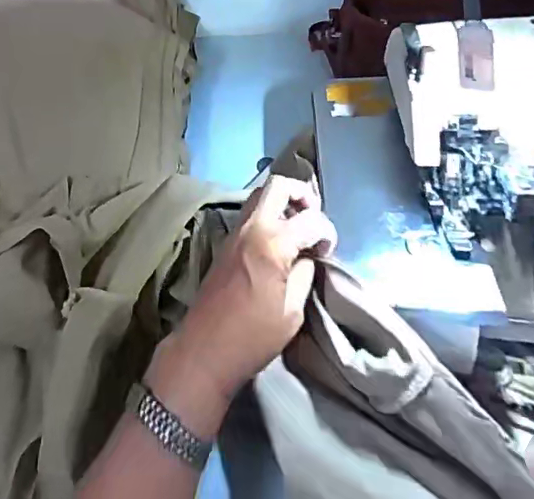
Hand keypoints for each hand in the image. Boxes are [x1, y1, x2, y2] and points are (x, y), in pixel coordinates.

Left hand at [145, 175, 336, 436]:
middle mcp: (251, 226)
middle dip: (302, 194)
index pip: (311, 219)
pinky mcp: (226, 240)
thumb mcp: (292, 311)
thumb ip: (304, 274)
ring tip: (298, 228)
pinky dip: (269, 214)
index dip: (327, 232)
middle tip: (314, 219)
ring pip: (261, 194)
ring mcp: (235, 230)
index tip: (328, 251)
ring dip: (284, 202)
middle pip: (278, 184)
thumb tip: (308, 256)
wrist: (205, 348)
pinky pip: (251, 211)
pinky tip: (279, 240)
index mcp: (271, 242)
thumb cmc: (252, 336)